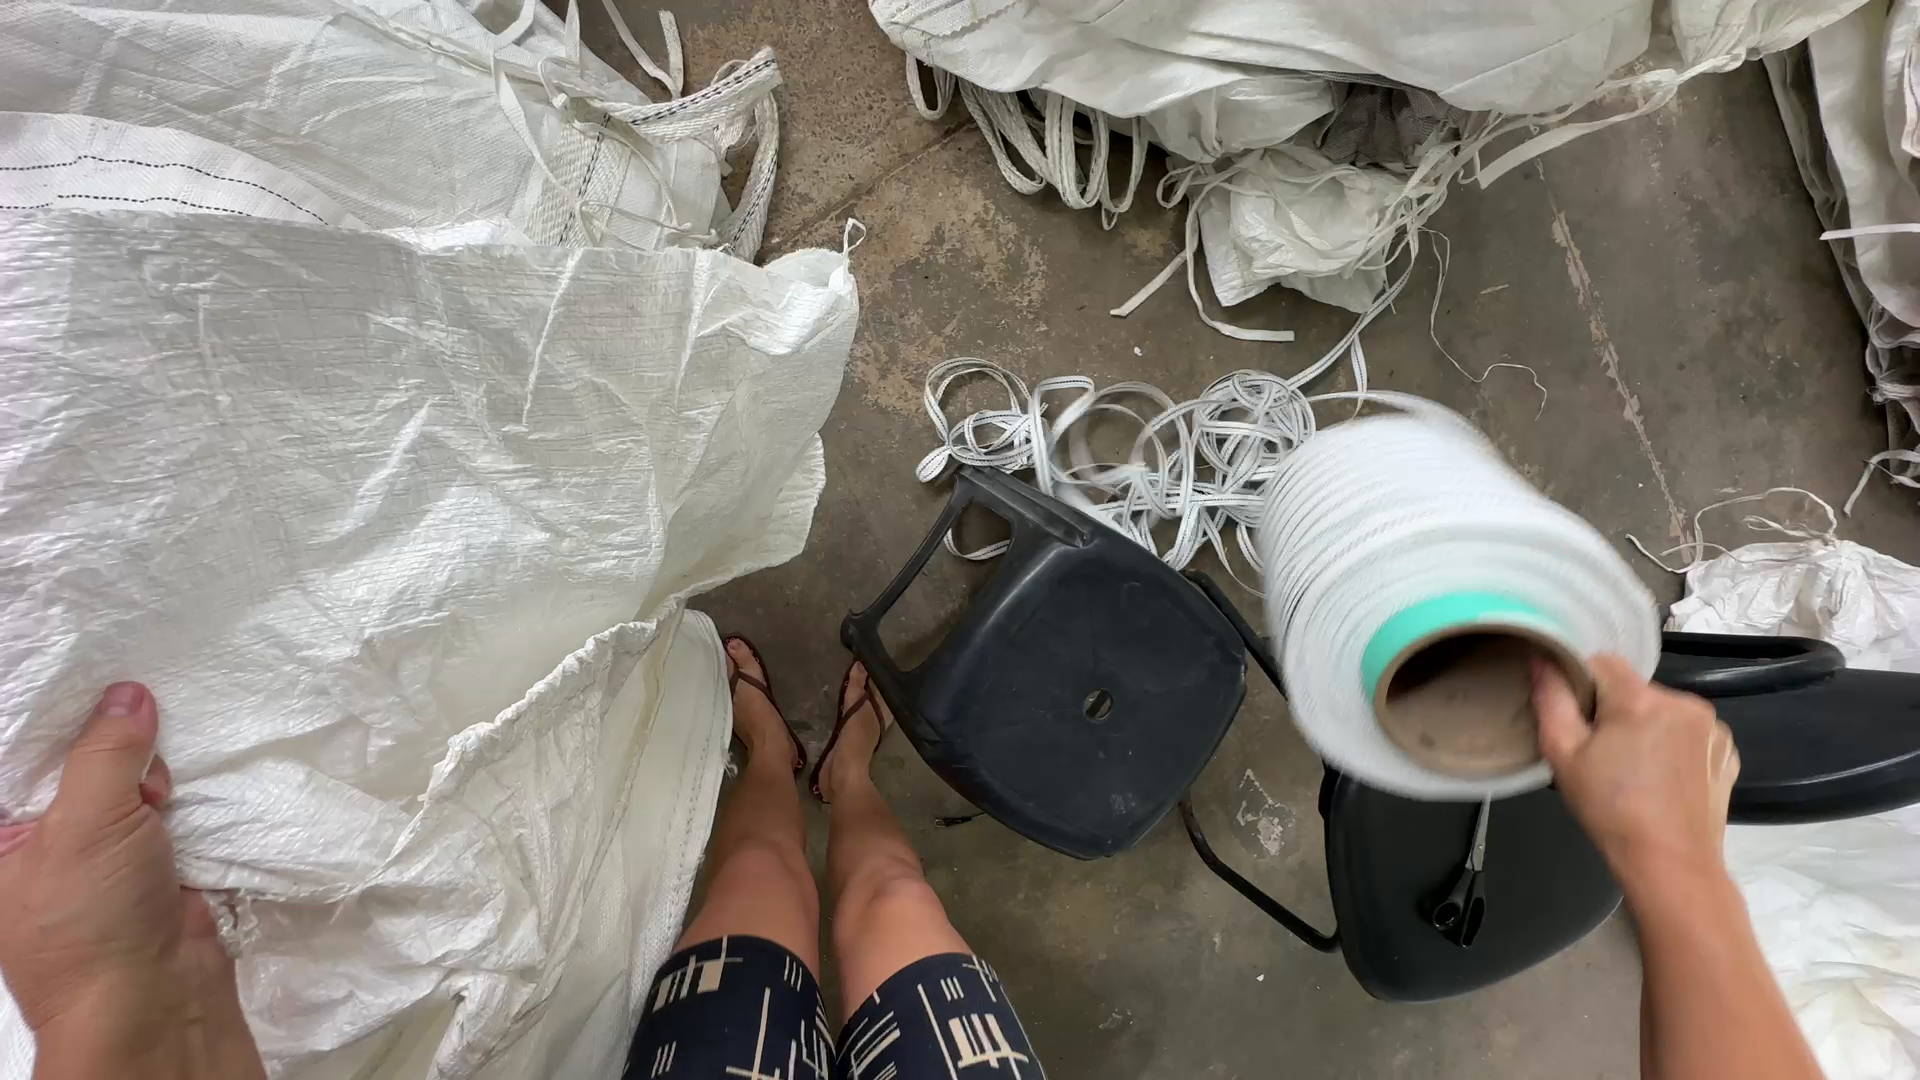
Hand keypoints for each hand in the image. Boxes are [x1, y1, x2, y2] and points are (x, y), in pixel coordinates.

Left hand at [0, 683, 263, 1079]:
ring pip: (127, 781)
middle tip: (142, 776)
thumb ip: (106, 757)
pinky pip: (164, 804)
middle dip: (119, 751)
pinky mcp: (149, 855)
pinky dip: (183, 791)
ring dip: (156, 772)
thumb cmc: (88, 915)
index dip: (58, 724)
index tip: (103, 687)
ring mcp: (95, 847)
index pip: (20, 760)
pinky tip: (193, 788)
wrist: (154, 985)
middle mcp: (37, 838)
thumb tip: (128, 692)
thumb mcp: (85, 827)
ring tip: (167, 791)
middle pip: (78, 762)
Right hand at [1532, 654, 1739, 895]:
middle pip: (1630, 686)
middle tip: (1594, 747)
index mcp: (1642, 701)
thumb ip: (1550, 698)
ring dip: (1638, 722)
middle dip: (1608, 706)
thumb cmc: (1608, 806)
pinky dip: (1665, 740)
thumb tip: (1542, 658)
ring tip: (1626, 762)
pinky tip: (1655, 772)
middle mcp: (1685, 704)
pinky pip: (1683, 728)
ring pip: (1656, 707)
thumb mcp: (1561, 751)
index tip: (1571, 716)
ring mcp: (1712, 729)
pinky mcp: (1726, 751)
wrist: (1672, 862)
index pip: (1600, 661)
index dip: (1578, 682)